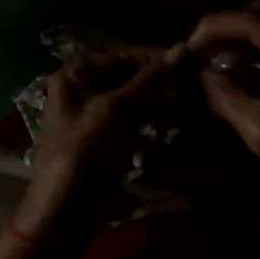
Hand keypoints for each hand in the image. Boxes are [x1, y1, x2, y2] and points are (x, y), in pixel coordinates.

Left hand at [17, 47, 181, 238]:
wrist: (63, 210)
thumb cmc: (82, 152)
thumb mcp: (116, 110)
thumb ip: (149, 80)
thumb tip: (183, 47)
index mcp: (74, 74)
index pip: (121, 54)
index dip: (155, 56)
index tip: (191, 60)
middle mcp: (80, 88)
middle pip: (127, 75)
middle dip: (159, 80)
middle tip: (196, 83)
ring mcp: (90, 115)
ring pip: (131, 99)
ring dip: (159, 101)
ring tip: (192, 103)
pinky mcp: (102, 140)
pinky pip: (130, 121)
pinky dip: (151, 121)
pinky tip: (175, 124)